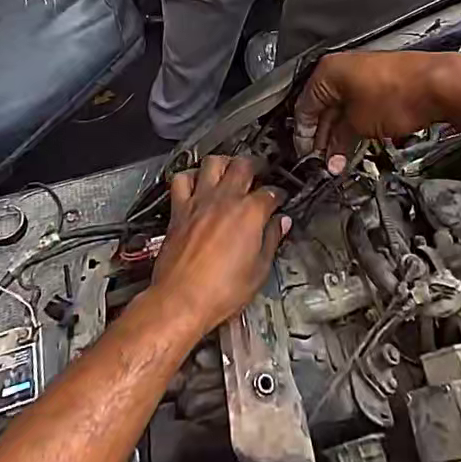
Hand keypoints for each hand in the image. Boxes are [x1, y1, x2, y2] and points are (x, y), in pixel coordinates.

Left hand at [150, 154, 289, 336]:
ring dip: (224, 162)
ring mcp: (199, 201)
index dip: (278, 194)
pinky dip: (191, 175)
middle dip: (255, 165)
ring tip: (230, 169)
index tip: (279, 199)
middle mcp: (224, 200)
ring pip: (212, 162)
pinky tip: (197, 181)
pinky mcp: (179, 209)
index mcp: (249, 213)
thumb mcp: (259, 270)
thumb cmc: (220, 291)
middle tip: (259, 171)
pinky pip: (182, 179)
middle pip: (242, 165)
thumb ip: (271, 240)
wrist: (182, 298)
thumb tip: (281, 224)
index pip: (270, 192)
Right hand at [293, 51, 460, 170]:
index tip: (308, 155)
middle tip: (325, 162)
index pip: (304, 107)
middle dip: (324, 137)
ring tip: (342, 159)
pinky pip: (361, 104)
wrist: (440, 84)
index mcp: (327, 71)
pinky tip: (359, 143)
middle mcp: (342, 68)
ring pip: (343, 107)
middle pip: (323, 107)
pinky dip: (358, 124)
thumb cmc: (397, 95)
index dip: (304, 135)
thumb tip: (332, 156)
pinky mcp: (383, 81)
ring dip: (342, 134)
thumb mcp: (359, 124)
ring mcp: (364, 73)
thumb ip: (340, 140)